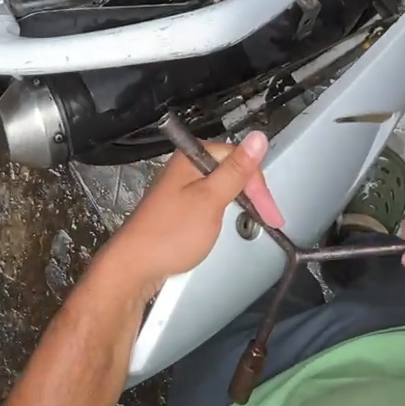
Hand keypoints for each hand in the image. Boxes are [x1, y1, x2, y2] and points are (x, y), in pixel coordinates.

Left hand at [97, 132, 282, 298]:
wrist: (135, 266)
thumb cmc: (168, 235)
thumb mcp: (211, 199)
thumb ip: (237, 170)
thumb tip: (257, 139)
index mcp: (192, 158)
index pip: (238, 157)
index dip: (257, 183)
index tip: (268, 209)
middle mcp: (186, 167)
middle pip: (231, 170)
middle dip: (251, 194)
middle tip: (266, 217)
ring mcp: (182, 187)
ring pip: (222, 186)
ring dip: (239, 203)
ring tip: (250, 220)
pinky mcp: (181, 207)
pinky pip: (211, 201)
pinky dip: (224, 212)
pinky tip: (225, 225)